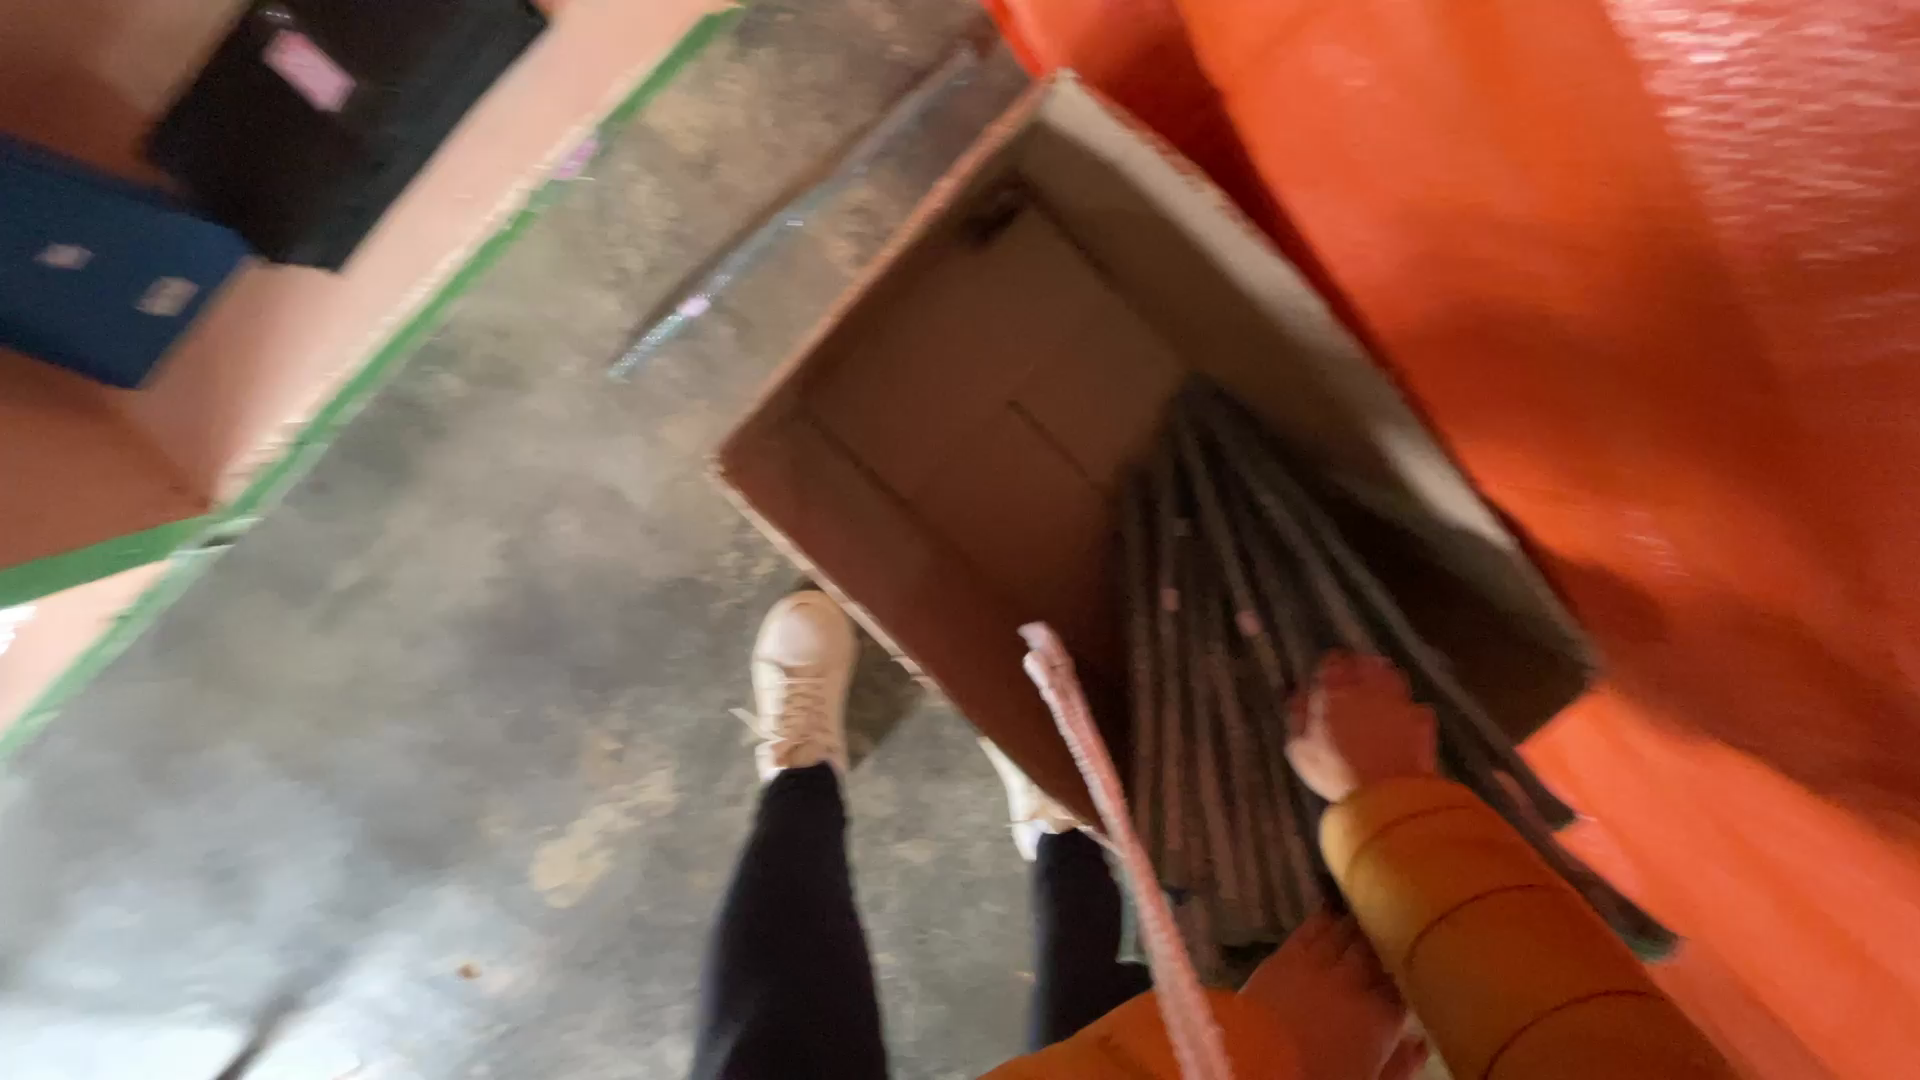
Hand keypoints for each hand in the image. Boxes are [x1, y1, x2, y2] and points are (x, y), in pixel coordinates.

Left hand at [1241, 911, 1426, 1079]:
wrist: (1260, 1059)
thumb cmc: (1319, 1076)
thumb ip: (1401, 1064)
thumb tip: (1420, 1043)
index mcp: (1379, 1017)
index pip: (1403, 987)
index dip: (1409, 976)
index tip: (1414, 968)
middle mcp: (1352, 982)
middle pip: (1375, 952)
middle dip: (1385, 941)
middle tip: (1394, 929)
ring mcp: (1318, 963)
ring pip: (1345, 933)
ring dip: (1358, 924)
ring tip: (1369, 911)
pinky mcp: (1287, 953)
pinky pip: (1311, 928)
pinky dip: (1325, 917)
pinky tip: (1332, 908)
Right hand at [1286, 653, 1437, 802]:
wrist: (1388, 795)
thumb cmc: (1335, 770)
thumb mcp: (1299, 748)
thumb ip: (1298, 717)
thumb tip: (1300, 699)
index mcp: (1334, 690)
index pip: (1333, 661)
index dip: (1330, 666)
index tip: (1326, 675)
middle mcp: (1368, 688)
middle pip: (1366, 663)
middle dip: (1359, 668)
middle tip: (1353, 680)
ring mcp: (1399, 703)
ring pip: (1393, 678)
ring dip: (1384, 681)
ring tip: (1378, 694)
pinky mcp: (1423, 722)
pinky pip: (1415, 707)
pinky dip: (1408, 710)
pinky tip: (1403, 721)